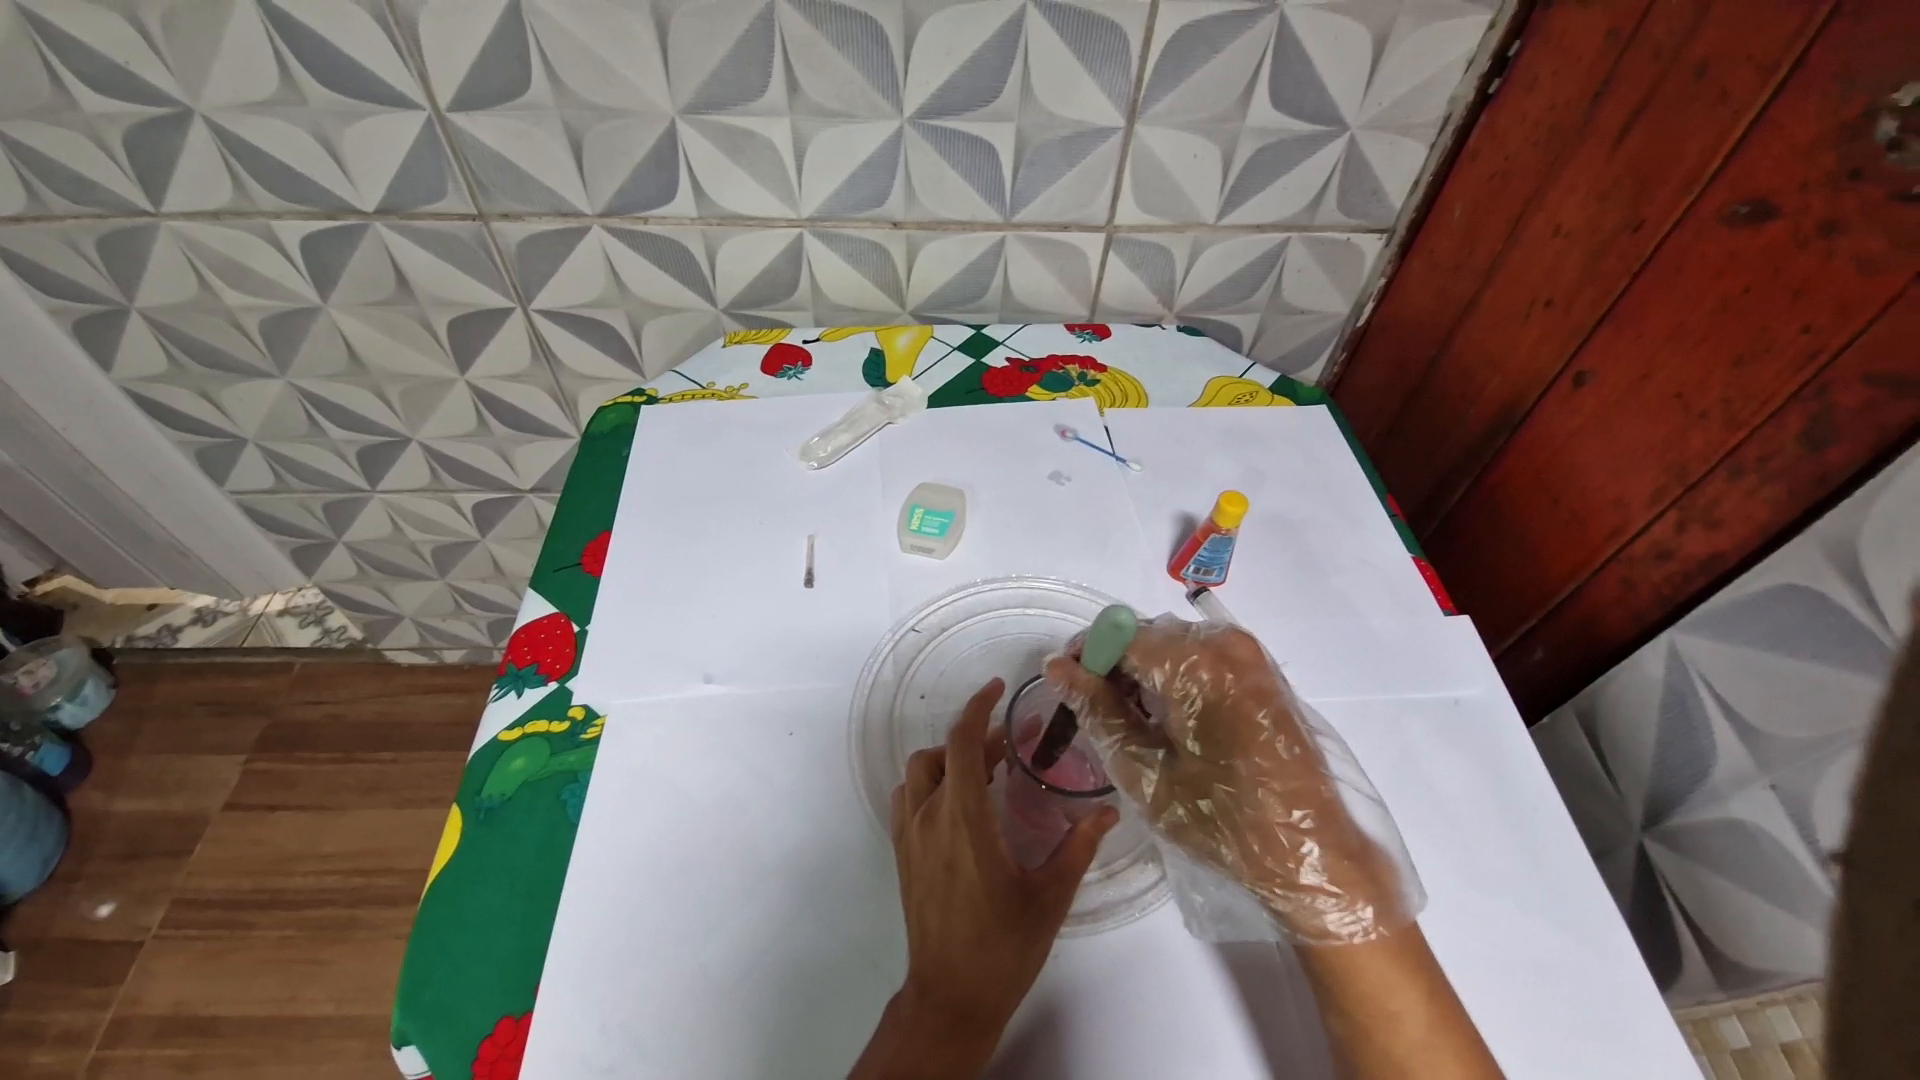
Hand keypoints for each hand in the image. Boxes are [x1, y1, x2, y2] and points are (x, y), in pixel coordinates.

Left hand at [852, 678, 1117, 1078]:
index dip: (977, 708)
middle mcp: (929, 819)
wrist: (950, 996)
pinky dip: (931, 783)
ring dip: (949, 759)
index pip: (962, 743)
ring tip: (986, 772)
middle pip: (940, 753)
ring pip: (918, 773)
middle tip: (1009, 747)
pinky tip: (960, 803)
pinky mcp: (902, 855)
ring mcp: (909, 837)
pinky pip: (908, 799)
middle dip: (973, 738)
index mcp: (965, 821)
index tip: (998, 689)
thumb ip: (1078, 848)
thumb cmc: (1003, 946)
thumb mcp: (1050, 897)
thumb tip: (1106, 813)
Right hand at [1046, 617, 1410, 944]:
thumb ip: (1098, 711)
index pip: (1119, 635)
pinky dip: (1177, 678)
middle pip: (1148, 634)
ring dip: (1145, 673)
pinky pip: (1203, 656)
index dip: (1085, 657)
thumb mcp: (1144, 771)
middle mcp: (1226, 644)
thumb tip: (1057, 668)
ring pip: (1174, 645)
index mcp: (1197, 665)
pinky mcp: (1264, 674)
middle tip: (1097, 714)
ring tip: (1133, 723)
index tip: (1068, 691)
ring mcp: (1251, 656)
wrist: (1312, 855)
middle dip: (1114, 666)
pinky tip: (1171, 721)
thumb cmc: (1221, 820)